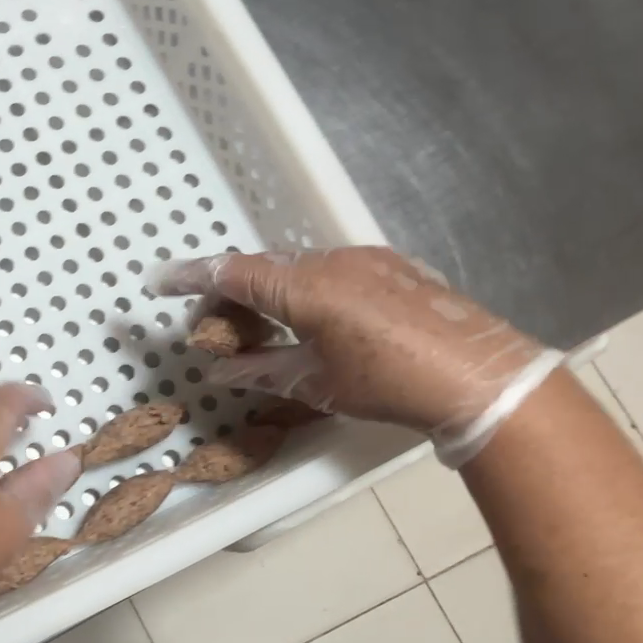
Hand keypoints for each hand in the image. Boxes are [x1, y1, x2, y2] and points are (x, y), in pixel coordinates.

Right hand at [154, 247, 564, 466]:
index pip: (233, 272)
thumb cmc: (390, 383)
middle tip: (213, 326)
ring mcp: (367, 259)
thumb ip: (260, 370)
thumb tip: (218, 369)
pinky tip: (308, 320)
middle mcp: (333, 260)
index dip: (191, 276)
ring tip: (258, 327)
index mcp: (307, 286)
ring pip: (297, 267)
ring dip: (268, 291)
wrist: (483, 379)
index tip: (159, 282)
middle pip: (263, 266)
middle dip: (230, 292)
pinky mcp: (392, 267)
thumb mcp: (316, 383)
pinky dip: (302, 290)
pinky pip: (329, 270)